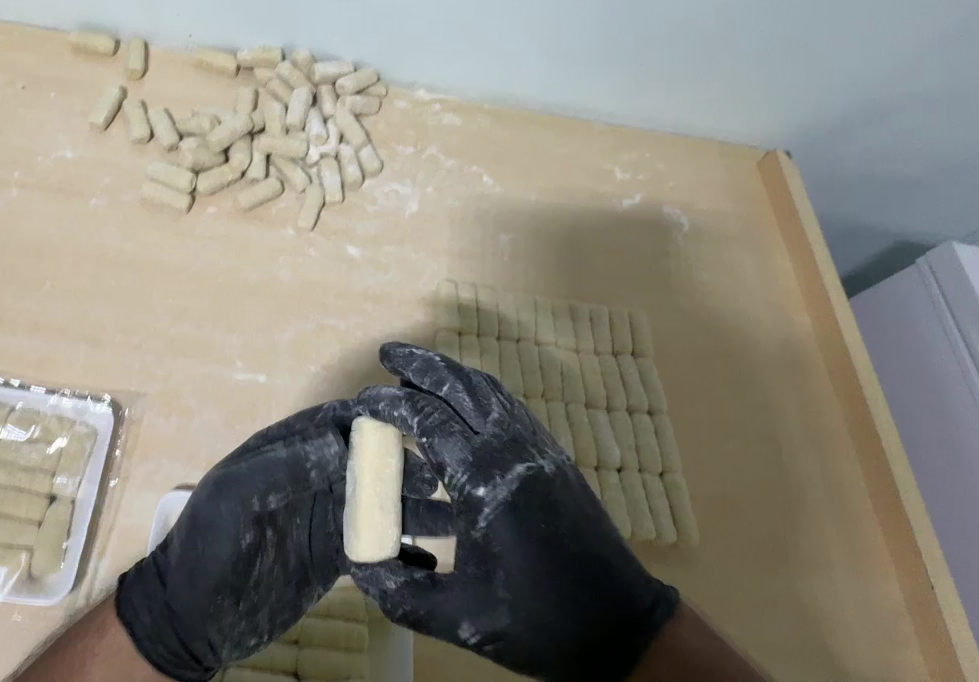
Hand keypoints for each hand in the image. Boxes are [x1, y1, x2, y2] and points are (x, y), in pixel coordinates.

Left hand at [114, 399, 447, 680]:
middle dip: (403, 467)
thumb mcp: (239, 496)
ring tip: (451, 521)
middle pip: (366, 463)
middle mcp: (309, 477)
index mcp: (285, 451)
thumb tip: (343, 440)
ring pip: (376, 504)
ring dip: (410, 509)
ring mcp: (322, 518)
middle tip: (441, 481)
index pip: (337, 423)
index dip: (374, 421)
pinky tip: (430, 564)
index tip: (416, 425)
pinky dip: (401, 553)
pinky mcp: (330, 558)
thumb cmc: (209, 547)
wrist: (190, 620)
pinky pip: (373, 547)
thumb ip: (287, 465)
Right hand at [352, 342, 679, 681]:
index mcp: (483, 481)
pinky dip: (478, 389)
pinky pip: (509, 405)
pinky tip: (464, 400)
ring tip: (417, 371)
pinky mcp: (552, 454)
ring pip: (489, 390)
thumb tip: (358, 565)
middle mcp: (510, 450)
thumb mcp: (459, 618)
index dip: (392, 404)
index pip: (428, 419)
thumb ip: (400, 593)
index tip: (363, 401)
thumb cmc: (536, 622)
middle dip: (421, 364)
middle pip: (461, 387)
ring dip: (451, 373)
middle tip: (388, 352)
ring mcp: (536, 447)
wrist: (620, 625)